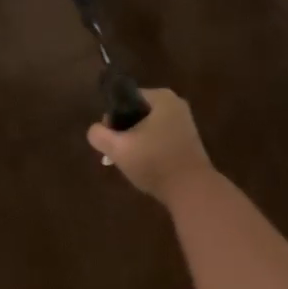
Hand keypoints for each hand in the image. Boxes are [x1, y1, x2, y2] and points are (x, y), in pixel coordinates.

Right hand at [86, 89, 214, 201]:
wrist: (192, 190)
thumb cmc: (155, 162)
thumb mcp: (118, 148)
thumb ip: (100, 135)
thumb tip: (95, 130)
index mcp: (162, 98)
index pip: (127, 98)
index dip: (113, 117)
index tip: (110, 138)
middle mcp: (176, 105)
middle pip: (138, 114)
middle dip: (125, 132)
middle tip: (118, 153)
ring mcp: (186, 124)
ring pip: (150, 129)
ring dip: (137, 143)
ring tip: (130, 163)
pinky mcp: (189, 143)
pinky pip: (162, 140)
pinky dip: (151, 151)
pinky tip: (146, 168)